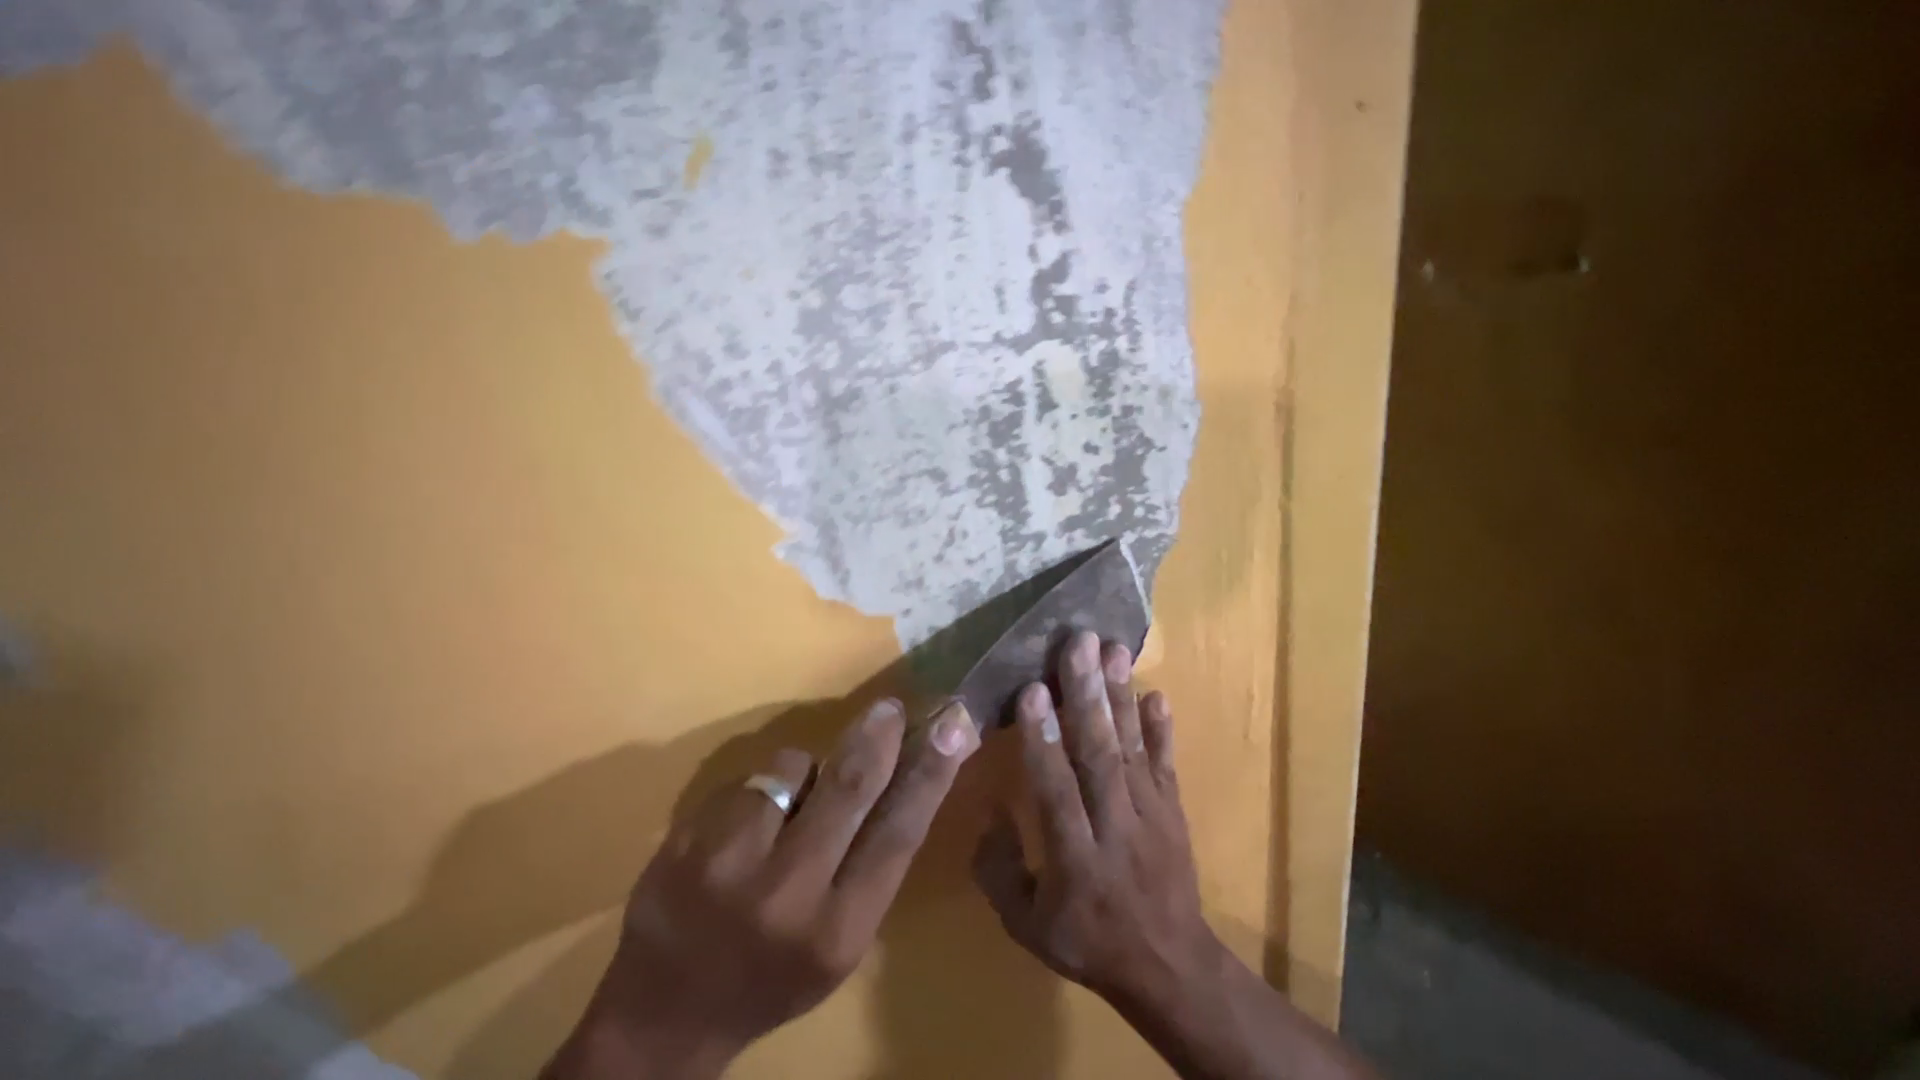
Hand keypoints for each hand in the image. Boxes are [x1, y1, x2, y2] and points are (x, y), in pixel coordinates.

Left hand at [545, 697, 979, 1079]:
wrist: (666, 1012)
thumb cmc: (772, 979)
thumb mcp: (838, 947)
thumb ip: (868, 870)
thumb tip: (903, 774)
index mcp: (837, 930)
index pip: (898, 834)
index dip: (929, 774)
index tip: (953, 726)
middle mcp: (787, 892)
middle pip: (848, 787)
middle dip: (875, 739)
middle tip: (888, 709)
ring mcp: (728, 861)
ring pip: (789, 769)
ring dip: (801, 773)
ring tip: (788, 809)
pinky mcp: (685, 838)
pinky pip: (743, 782)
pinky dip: (755, 792)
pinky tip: (741, 829)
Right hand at [976, 632, 1378, 1079]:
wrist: (1168, 967)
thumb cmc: (1087, 942)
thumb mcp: (1025, 925)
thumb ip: (999, 870)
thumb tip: (988, 810)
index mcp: (1075, 858)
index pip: (1056, 789)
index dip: (1044, 740)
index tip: (1033, 689)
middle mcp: (1115, 827)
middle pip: (1098, 755)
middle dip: (1087, 695)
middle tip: (1078, 642)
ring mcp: (1151, 815)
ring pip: (1132, 749)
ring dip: (1121, 696)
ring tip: (1113, 648)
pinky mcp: (1174, 811)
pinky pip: (1166, 765)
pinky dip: (1161, 729)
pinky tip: (1155, 692)